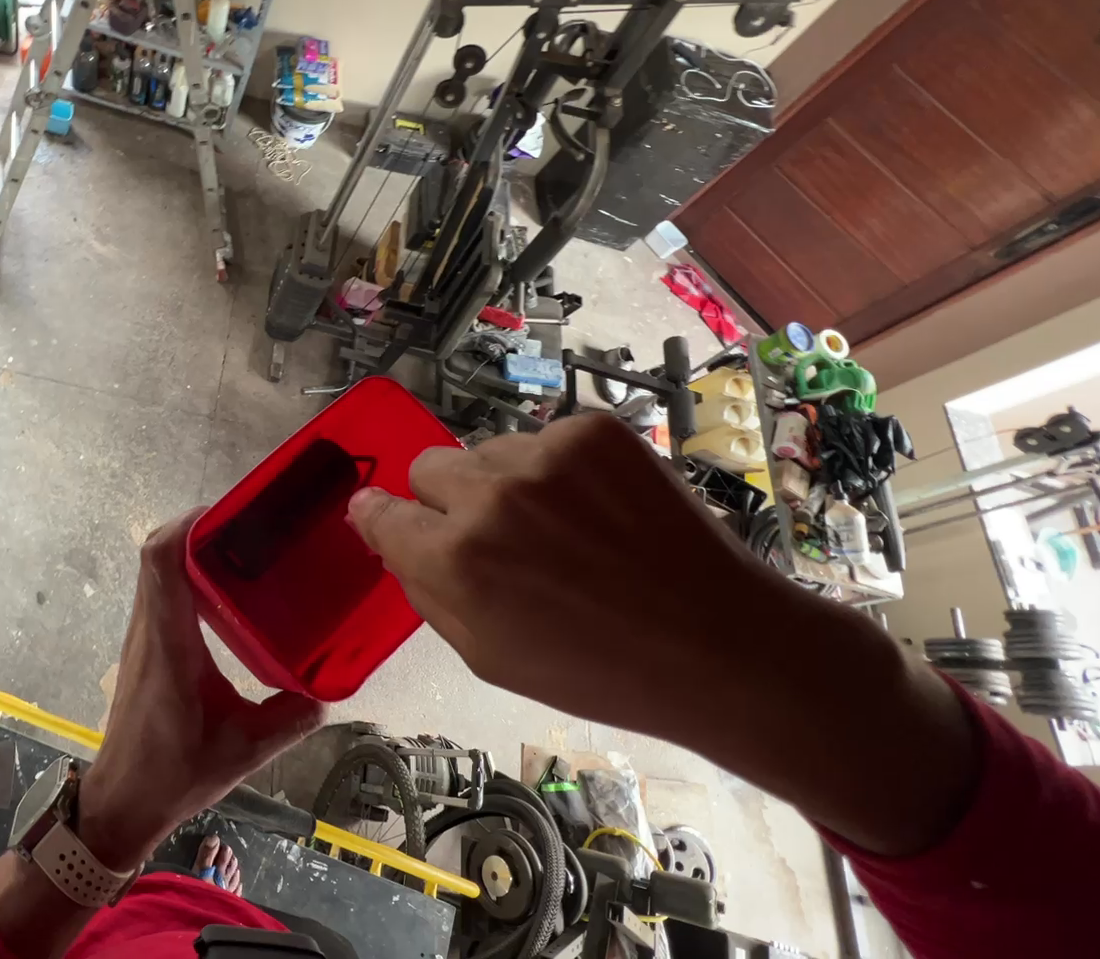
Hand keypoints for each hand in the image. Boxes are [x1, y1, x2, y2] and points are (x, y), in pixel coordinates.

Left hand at [76, 508, 325, 867]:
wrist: (124, 801)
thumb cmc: (176, 772)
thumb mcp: (246, 749)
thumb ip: (289, 719)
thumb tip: (326, 691)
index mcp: (170, 643)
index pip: (161, 562)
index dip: (187, 526)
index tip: (227, 514)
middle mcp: (149, 628)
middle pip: (156, 553)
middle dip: (196, 528)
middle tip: (246, 527)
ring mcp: (142, 635)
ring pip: (154, 569)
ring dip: (188, 549)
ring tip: (239, 550)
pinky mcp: (144, 645)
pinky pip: (158, 590)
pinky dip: (184, 574)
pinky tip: (223, 593)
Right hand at [346, 414, 975, 855]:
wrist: (721, 644)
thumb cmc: (595, 669)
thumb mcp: (486, 657)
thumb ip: (426, 590)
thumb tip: (393, 537)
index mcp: (455, 560)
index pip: (377, 512)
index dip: (379, 517)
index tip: (385, 518)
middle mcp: (489, 496)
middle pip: (427, 468)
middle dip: (445, 500)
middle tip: (492, 534)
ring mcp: (544, 454)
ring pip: (486, 451)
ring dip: (502, 482)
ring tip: (559, 525)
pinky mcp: (594, 429)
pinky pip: (542, 438)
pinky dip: (556, 469)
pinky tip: (596, 506)